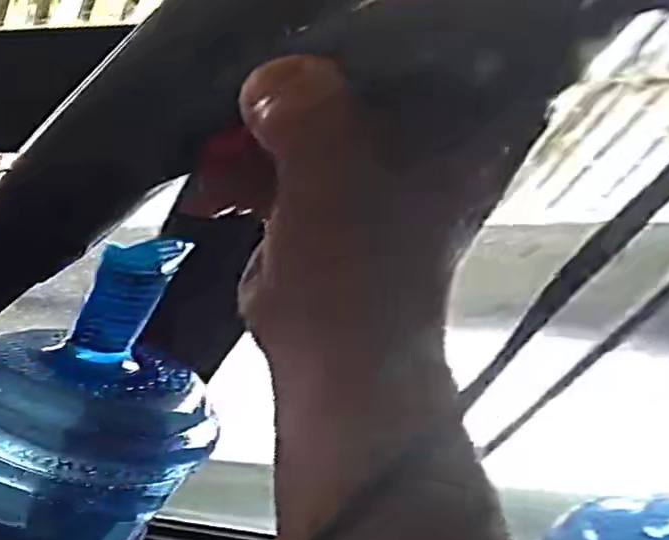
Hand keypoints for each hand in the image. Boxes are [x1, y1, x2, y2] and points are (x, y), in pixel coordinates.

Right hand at [208, 55, 541, 366]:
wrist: (335, 360)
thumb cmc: (349, 281)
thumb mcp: (327, 186)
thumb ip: (306, 118)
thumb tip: (266, 75)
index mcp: (461, 114)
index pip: (394, 50)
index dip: (325, 61)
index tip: (264, 84)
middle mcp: (429, 135)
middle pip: (345, 92)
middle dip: (274, 114)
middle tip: (225, 134)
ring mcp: (378, 176)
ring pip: (309, 136)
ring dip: (250, 154)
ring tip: (208, 179)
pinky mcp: (334, 210)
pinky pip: (290, 175)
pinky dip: (249, 183)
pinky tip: (215, 198)